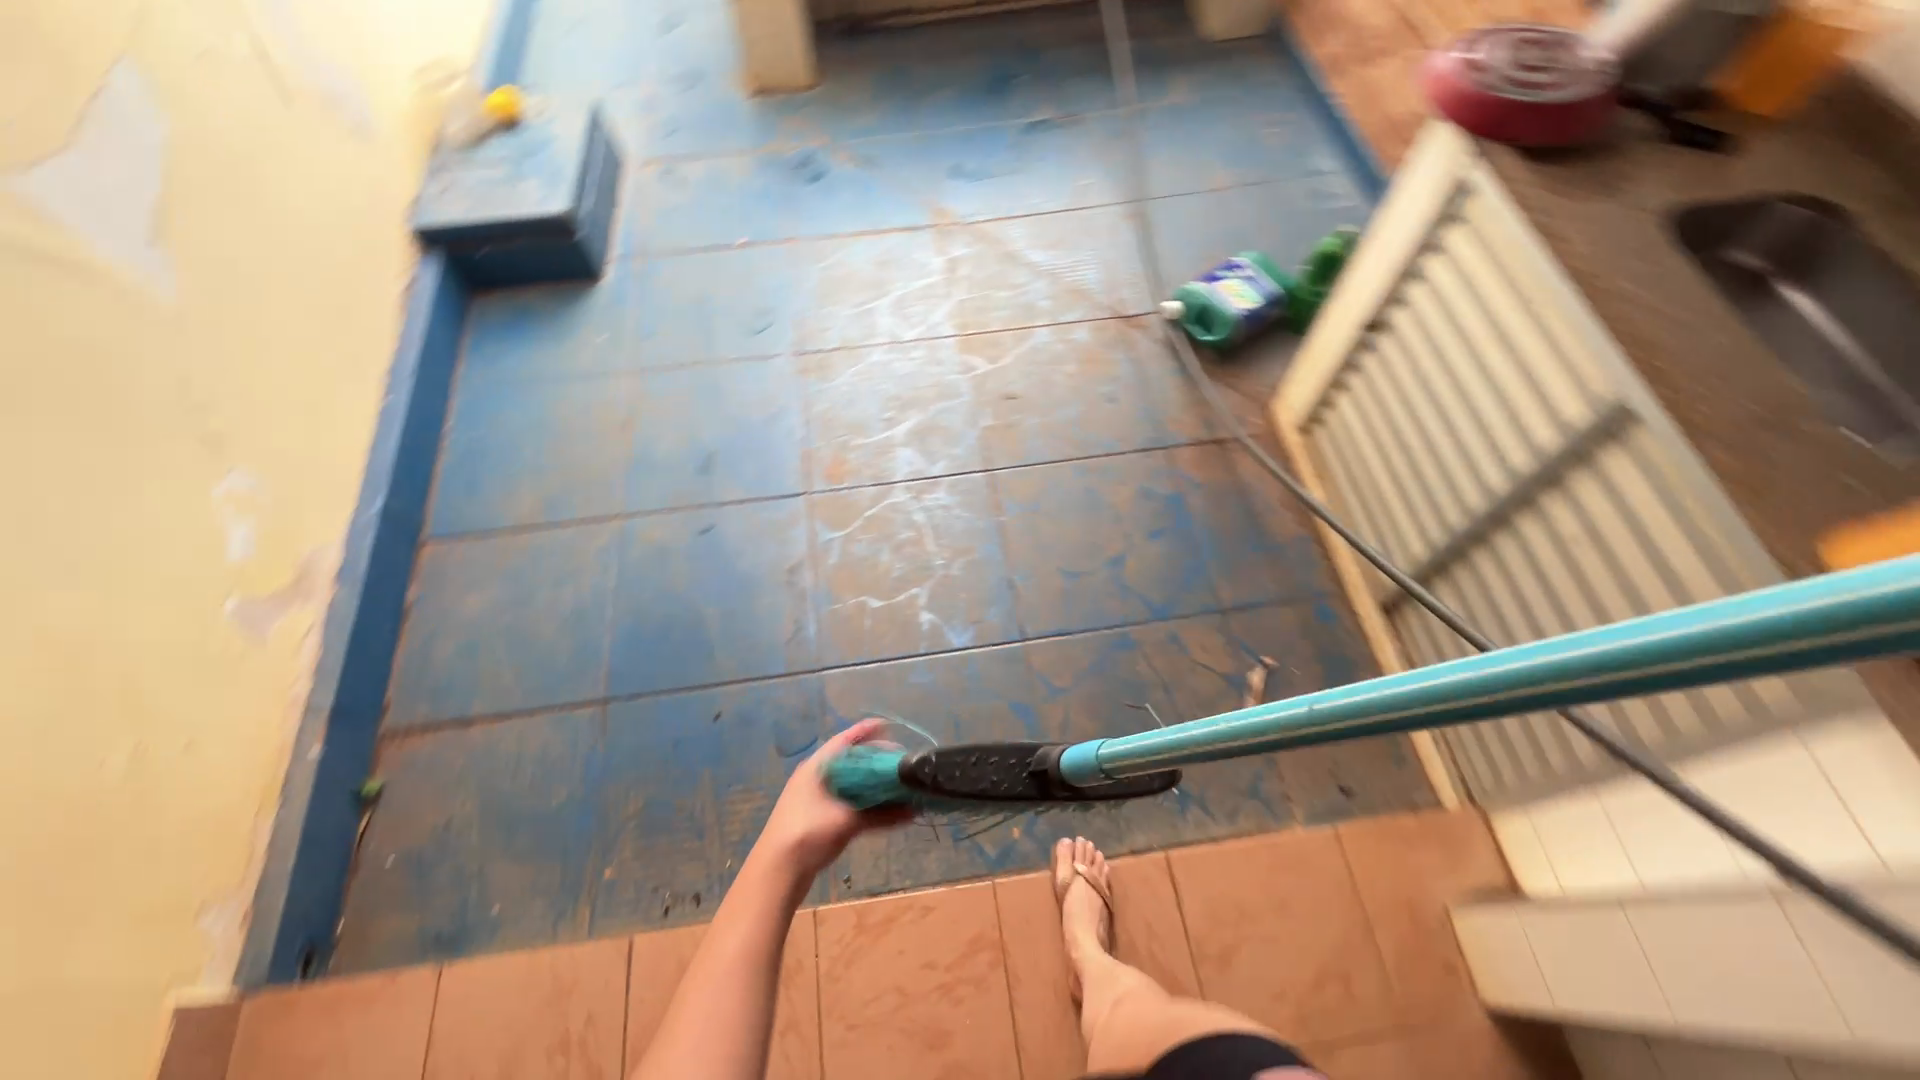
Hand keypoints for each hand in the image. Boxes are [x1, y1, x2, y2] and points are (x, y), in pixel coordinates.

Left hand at [753, 718, 913, 883]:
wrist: (777, 872)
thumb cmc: (807, 834)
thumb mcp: (845, 821)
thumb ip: (880, 814)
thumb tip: (913, 810)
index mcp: (817, 768)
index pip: (844, 741)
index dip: (865, 731)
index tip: (888, 727)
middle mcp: (817, 780)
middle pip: (851, 763)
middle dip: (876, 762)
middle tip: (901, 762)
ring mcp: (818, 801)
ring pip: (852, 786)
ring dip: (875, 787)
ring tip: (901, 786)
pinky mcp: (822, 821)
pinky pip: (851, 806)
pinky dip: (870, 807)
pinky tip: (891, 813)